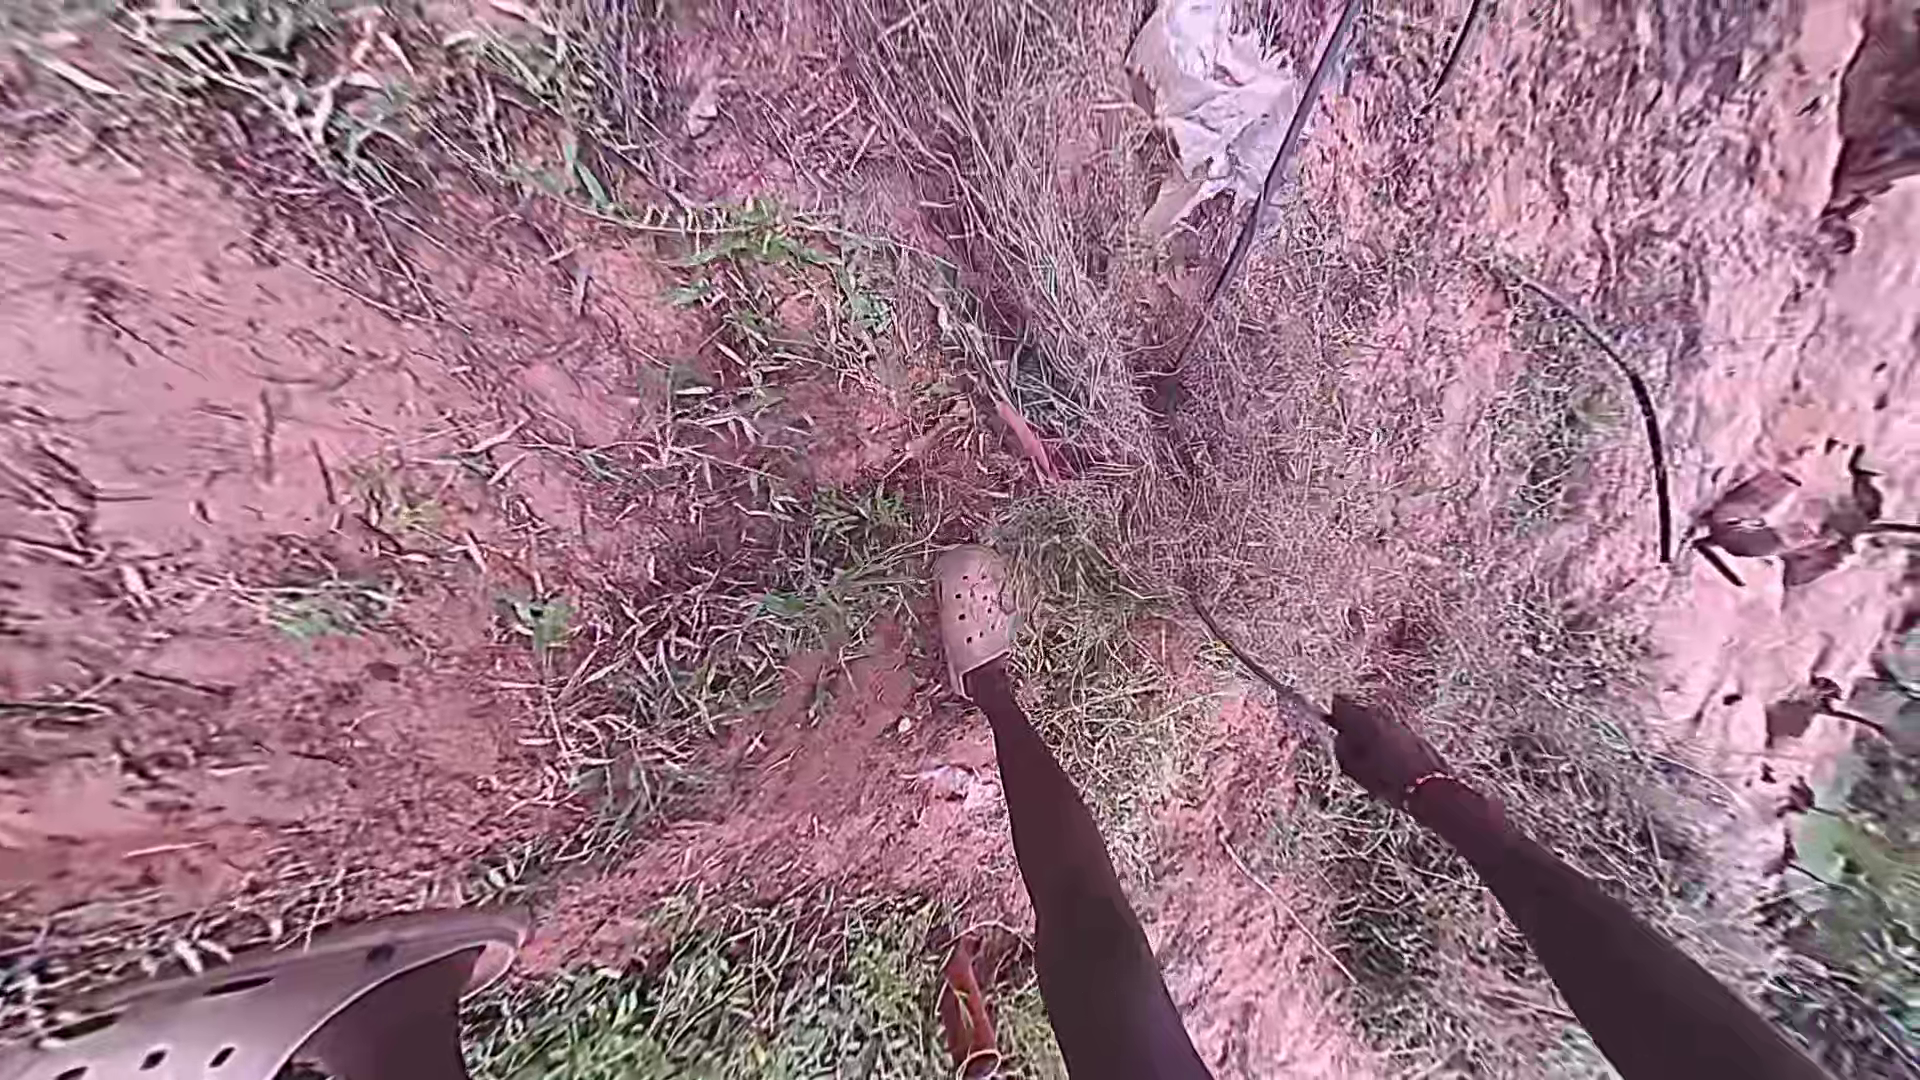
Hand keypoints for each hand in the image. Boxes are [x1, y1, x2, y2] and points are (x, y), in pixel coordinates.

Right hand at [1329, 695, 1447, 806]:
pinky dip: (1386, 741)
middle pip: (1360, 712)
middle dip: (1351, 723)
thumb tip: (1339, 738)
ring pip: (1378, 723)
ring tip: (1366, 753)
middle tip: (1345, 740)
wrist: (1430, 792)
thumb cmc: (1387, 780)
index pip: (1338, 703)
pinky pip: (1393, 734)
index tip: (1326, 720)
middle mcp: (1382, 718)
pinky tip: (1386, 760)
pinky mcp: (1416, 738)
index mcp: (1362, 720)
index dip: (1330, 712)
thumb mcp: (1351, 766)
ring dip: (1370, 733)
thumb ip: (1340, 746)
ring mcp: (1401, 727)